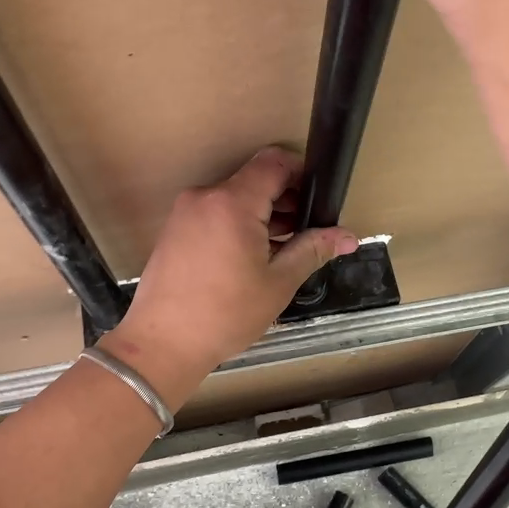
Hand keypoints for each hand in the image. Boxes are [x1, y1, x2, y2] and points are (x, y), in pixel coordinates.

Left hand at [100, 148, 358, 403]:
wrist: (162, 344)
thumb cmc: (222, 316)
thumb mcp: (278, 283)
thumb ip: (313, 250)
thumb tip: (346, 237)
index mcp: (233, 203)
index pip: (274, 163)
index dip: (300, 174)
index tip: (315, 198)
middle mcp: (205, 198)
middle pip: (253, 180)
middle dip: (283, 200)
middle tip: (303, 232)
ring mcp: (185, 213)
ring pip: (233, 198)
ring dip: (259, 215)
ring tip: (278, 251)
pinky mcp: (174, 230)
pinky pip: (212, 213)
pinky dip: (235, 225)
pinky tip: (247, 259)